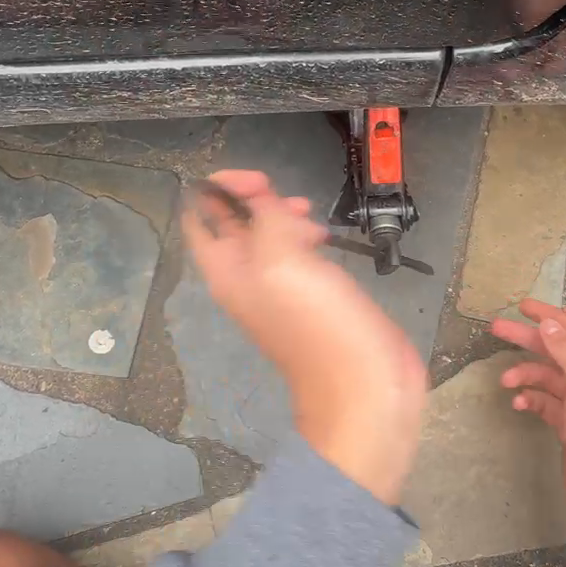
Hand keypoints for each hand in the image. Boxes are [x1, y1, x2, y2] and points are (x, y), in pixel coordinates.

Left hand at [181, 170, 426, 503]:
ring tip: (313, 221)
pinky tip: (326, 240)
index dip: (221, 189)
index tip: (261, 181)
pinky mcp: (313, 296)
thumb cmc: (320, 324)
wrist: (364, 385)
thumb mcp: (284, 260)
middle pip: (236, 224)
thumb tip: (252, 197)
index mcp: (227, 272)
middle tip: (294, 202)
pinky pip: (297, 254)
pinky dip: (306, 237)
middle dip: (260, 200)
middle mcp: (247, 278)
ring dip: (286, 217)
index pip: (200, 217)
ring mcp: (281, 289)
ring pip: (270, 237)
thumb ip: (264, 219)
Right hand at [490, 300, 565, 521]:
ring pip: (548, 378)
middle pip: (557, 350)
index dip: (550, 316)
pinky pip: (545, 403)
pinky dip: (531, 400)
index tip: (522, 307)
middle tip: (495, 329)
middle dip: (528, 340)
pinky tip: (518, 404)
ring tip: (505, 381)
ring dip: (526, 374)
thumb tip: (549, 323)